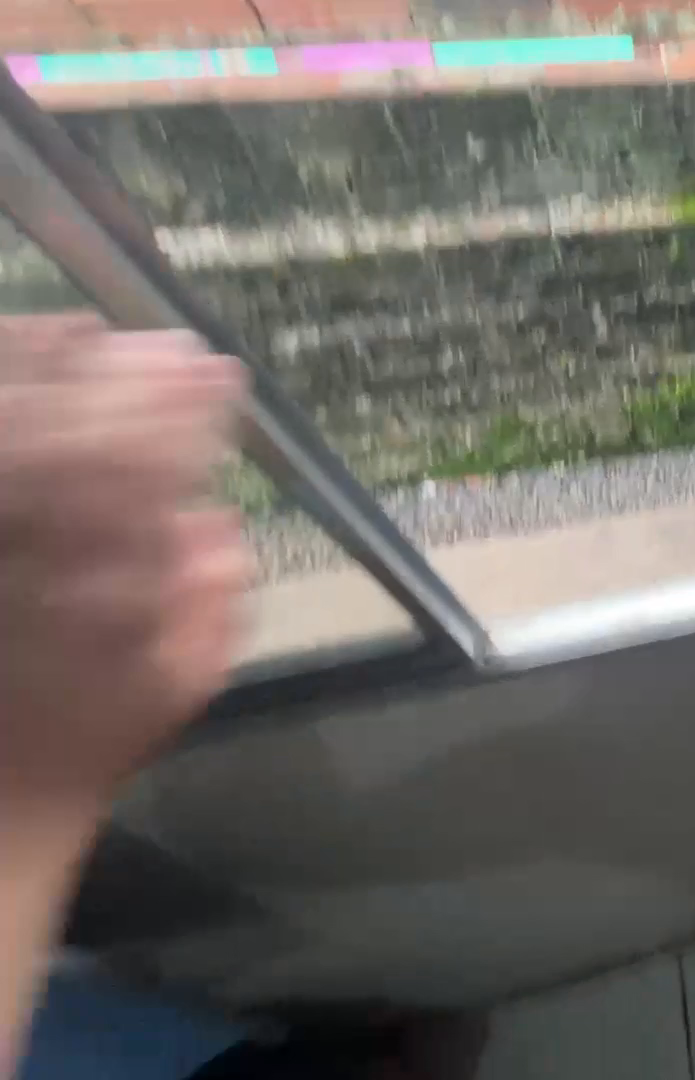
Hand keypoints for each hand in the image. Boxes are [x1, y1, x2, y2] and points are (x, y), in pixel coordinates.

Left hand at [0, 317, 249, 820]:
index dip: (175, 419)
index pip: (131, 481)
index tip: (217, 375)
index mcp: (89, 593)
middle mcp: (24, 560)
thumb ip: (210, 612)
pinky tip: (29, 358)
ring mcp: (2, 548)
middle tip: (176, 346)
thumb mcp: (183, 687)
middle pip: (59, 450)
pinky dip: (3, 394)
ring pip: (9, 443)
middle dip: (123, 389)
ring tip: (95, 334)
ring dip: (47, 381)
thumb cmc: (98, 731)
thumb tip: (212, 525)